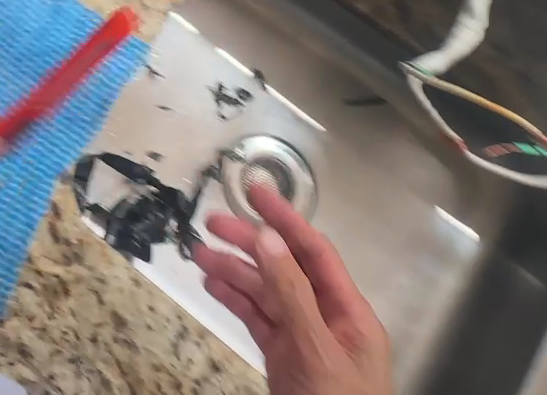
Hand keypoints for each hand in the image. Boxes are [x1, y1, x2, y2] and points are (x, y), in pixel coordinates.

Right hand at [192, 184, 392, 394]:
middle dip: (248, 243)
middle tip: (210, 224)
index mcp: (349, 312)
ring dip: (233, 270)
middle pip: (283, 267)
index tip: (254, 190)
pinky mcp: (283, 356)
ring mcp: (303, 337)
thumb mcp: (316, 350)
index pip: (314, 251)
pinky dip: (233, 299)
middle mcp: (326, 318)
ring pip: (264, 292)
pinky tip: (211, 283)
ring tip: (197, 255)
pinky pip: (256, 318)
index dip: (285, 218)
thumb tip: (267, 237)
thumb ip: (291, 293)